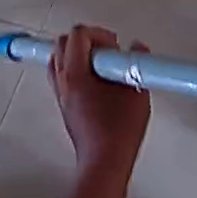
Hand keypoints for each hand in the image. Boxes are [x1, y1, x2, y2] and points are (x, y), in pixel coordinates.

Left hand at [48, 25, 149, 174]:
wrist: (105, 163)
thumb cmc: (118, 131)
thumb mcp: (136, 90)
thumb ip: (136, 62)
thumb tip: (137, 48)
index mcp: (77, 76)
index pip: (77, 36)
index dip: (99, 34)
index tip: (115, 45)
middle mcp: (64, 84)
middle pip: (62, 44)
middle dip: (87, 40)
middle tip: (109, 50)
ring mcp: (62, 96)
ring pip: (58, 60)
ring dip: (78, 54)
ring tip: (103, 64)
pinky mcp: (66, 106)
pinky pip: (63, 76)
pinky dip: (77, 69)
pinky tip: (99, 80)